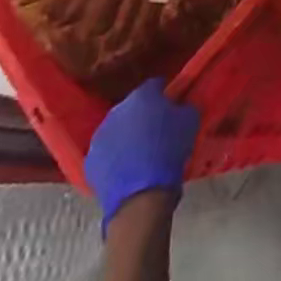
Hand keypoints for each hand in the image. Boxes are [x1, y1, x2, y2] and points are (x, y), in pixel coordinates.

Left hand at [84, 79, 199, 230]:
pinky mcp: (90, 159)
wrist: (141, 195)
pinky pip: (107, 153)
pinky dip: (115, 158)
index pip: (155, 85)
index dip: (164, 94)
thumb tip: (181, 106)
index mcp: (142, 96)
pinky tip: (127, 171)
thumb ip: (185, 108)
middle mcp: (117, 109)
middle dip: (144, 116)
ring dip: (127, 136)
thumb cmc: (169, 152)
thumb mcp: (190, 123)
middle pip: (133, 107)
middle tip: (157, 131)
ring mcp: (100, 134)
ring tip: (141, 154)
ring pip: (117, 129)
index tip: (172, 106)